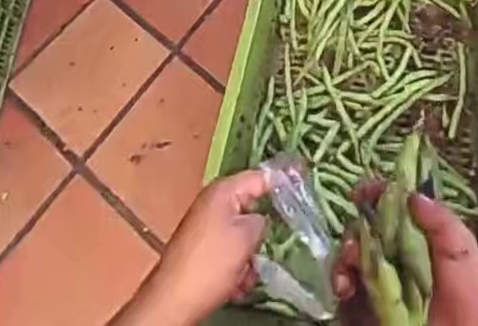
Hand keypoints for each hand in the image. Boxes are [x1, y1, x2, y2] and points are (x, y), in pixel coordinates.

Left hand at [113, 170, 269, 325]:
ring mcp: (206, 225)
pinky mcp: (202, 248)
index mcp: (224, 190)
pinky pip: (229, 248)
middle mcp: (214, 202)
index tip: (304, 177)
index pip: (261, 176)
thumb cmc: (211, 263)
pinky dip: (237, 265)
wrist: (172, 302)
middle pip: (252, 206)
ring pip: (242, 232)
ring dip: (250, 253)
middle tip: (275, 243)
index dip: (284, 178)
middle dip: (263, 229)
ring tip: (248, 272)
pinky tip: (236, 284)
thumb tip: (263, 220)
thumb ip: (263, 220)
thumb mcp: (246, 237)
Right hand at [333, 185, 477, 325]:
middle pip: (368, 229)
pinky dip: (339, 281)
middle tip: (355, 240)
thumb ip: (444, 226)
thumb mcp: (462, 259)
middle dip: (356, 227)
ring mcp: (380, 286)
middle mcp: (398, 259)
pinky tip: (344, 287)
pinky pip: (344, 288)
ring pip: (352, 255)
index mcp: (420, 241)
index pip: (395, 208)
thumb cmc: (466, 305)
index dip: (379, 195)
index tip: (364, 192)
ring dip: (345, 254)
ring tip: (348, 269)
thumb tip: (412, 195)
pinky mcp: (364, 311)